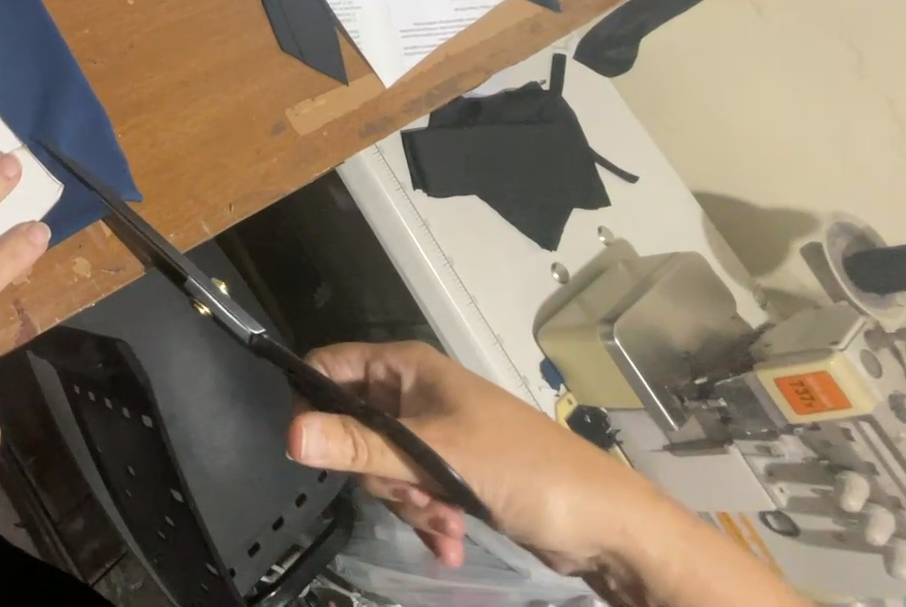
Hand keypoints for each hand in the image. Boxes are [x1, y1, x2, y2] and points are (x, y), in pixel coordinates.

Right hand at [285, 341, 667, 572]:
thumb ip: (359, 446)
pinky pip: (409, 484)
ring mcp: (432, 431)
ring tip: (442, 525)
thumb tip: (289, 434)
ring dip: (404, 499)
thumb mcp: (436, 457)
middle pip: (351, 422)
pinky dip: (423, 514)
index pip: (329, 365)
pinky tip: (449, 541)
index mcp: (406, 367)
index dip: (311, 400)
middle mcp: (413, 392)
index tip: (313, 444)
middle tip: (406, 494)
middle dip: (375, 469)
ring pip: (379, 460)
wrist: (616, 531)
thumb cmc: (526, 471)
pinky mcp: (449, 468)